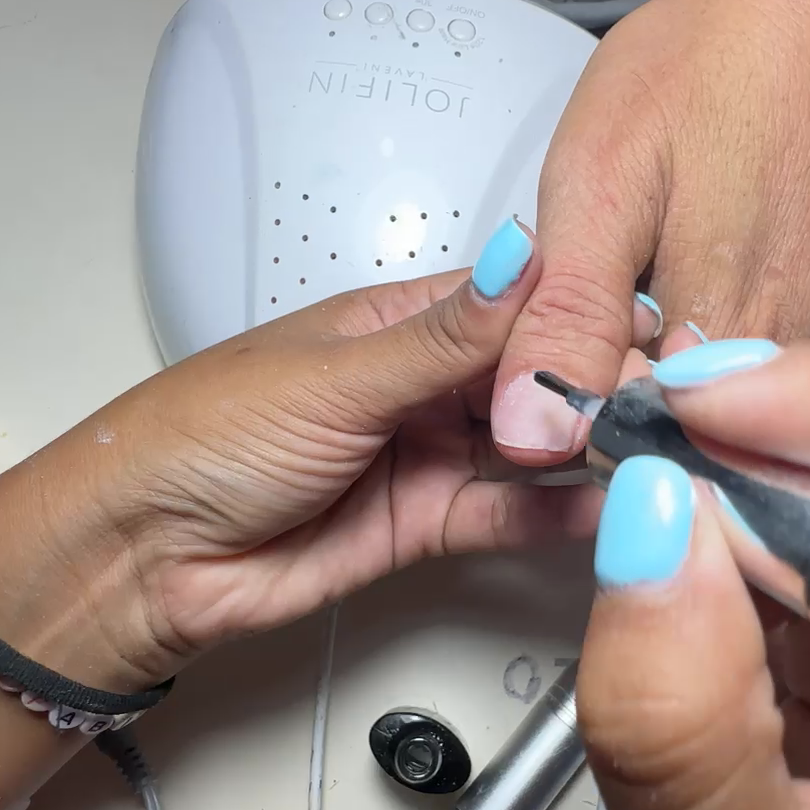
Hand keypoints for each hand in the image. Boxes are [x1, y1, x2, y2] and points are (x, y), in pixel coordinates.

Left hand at [0, 223, 652, 688]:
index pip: (517, 305)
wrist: (147, 558)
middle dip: (596, 388)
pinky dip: (556, 514)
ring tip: (656, 456)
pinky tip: (605, 510)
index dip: (581, 316)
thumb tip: (525, 252)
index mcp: (404, 324)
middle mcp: (429, 386)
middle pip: (535, 378)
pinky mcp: (430, 523)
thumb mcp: (336, 376)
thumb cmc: (211, 437)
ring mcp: (433, 455)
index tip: (645, 333)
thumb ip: (444, 336)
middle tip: (662, 406)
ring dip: (588, 451)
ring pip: (532, 447)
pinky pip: (508, 513)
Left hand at [491, 0, 809, 461]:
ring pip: (747, 422)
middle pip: (690, 443)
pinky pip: (799, 390)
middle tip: (625, 310)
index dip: (579, 420)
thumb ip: (565, 319)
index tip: (566, 361)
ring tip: (680, 297)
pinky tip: (731, 309)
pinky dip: (752, 373)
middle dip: (634, 407)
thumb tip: (531, 434)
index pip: (628, 449)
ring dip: (694, 390)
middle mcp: (795, 369)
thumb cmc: (712, 71)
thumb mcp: (601, 184)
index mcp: (715, 344)